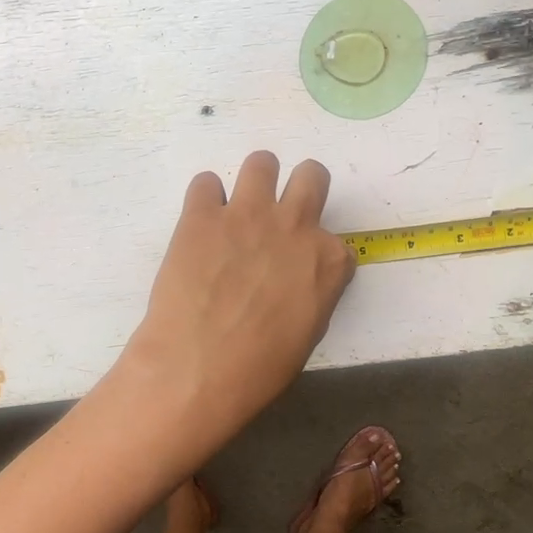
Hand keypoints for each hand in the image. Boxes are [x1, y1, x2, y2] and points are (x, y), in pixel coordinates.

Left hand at [118, 152, 355, 444]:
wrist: (197, 368)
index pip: (335, 240)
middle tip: (275, 219)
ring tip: (237, 211)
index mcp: (329, 260)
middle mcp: (295, 226)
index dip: (314, 254)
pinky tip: (199, 227)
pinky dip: (204, 200)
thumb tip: (294, 285)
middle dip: (298, 190)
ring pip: (261, 162)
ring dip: (253, 181)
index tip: (294, 272)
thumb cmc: (257, 369)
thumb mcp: (307, 335)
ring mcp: (247, 214)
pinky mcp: (201, 215)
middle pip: (311, 176)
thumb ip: (310, 295)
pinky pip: (205, 183)